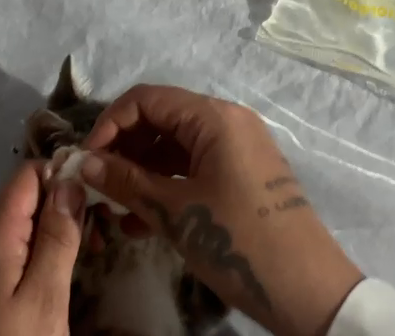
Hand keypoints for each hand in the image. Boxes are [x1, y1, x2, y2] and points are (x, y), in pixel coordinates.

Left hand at [0, 160, 85, 335]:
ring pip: (27, 221)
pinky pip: (21, 245)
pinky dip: (47, 246)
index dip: (62, 174)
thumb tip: (69, 180)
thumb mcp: (44, 297)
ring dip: (61, 226)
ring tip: (94, 249)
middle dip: (66, 202)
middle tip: (102, 230)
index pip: (27, 175)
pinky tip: (70, 265)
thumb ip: (56, 238)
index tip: (98, 192)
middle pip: (27, 196)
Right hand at [80, 85, 362, 335]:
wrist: (313, 295)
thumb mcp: (176, 213)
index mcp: (214, 117)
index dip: (110, 124)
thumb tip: (82, 162)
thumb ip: (125, 182)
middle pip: (160, 119)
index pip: (145, 99)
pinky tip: (142, 222)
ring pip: (174, 146)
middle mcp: (227, 121)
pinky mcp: (242, 175)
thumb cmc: (239, 242)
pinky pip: (193, 167)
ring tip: (116, 210)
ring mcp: (237, 148)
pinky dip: (166, 186)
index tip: (86, 159)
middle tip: (97, 184)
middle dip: (124, 150)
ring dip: (142, 172)